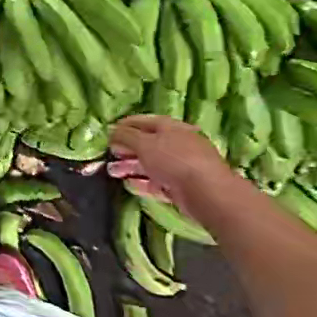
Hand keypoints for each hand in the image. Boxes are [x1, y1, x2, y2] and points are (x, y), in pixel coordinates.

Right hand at [108, 115, 232, 207]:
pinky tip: (129, 185)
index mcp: (171, 128)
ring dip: (130, 167)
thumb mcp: (143, 142)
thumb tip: (111, 132)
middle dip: (125, 149)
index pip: (142, 121)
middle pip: (147, 144)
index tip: (107, 133)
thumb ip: (124, 135)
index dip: (123, 126)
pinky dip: (143, 183)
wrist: (210, 194)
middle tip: (109, 154)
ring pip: (151, 164)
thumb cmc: (174, 160)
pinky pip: (159, 182)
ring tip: (112, 172)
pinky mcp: (184, 187)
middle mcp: (178, 144)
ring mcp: (182, 167)